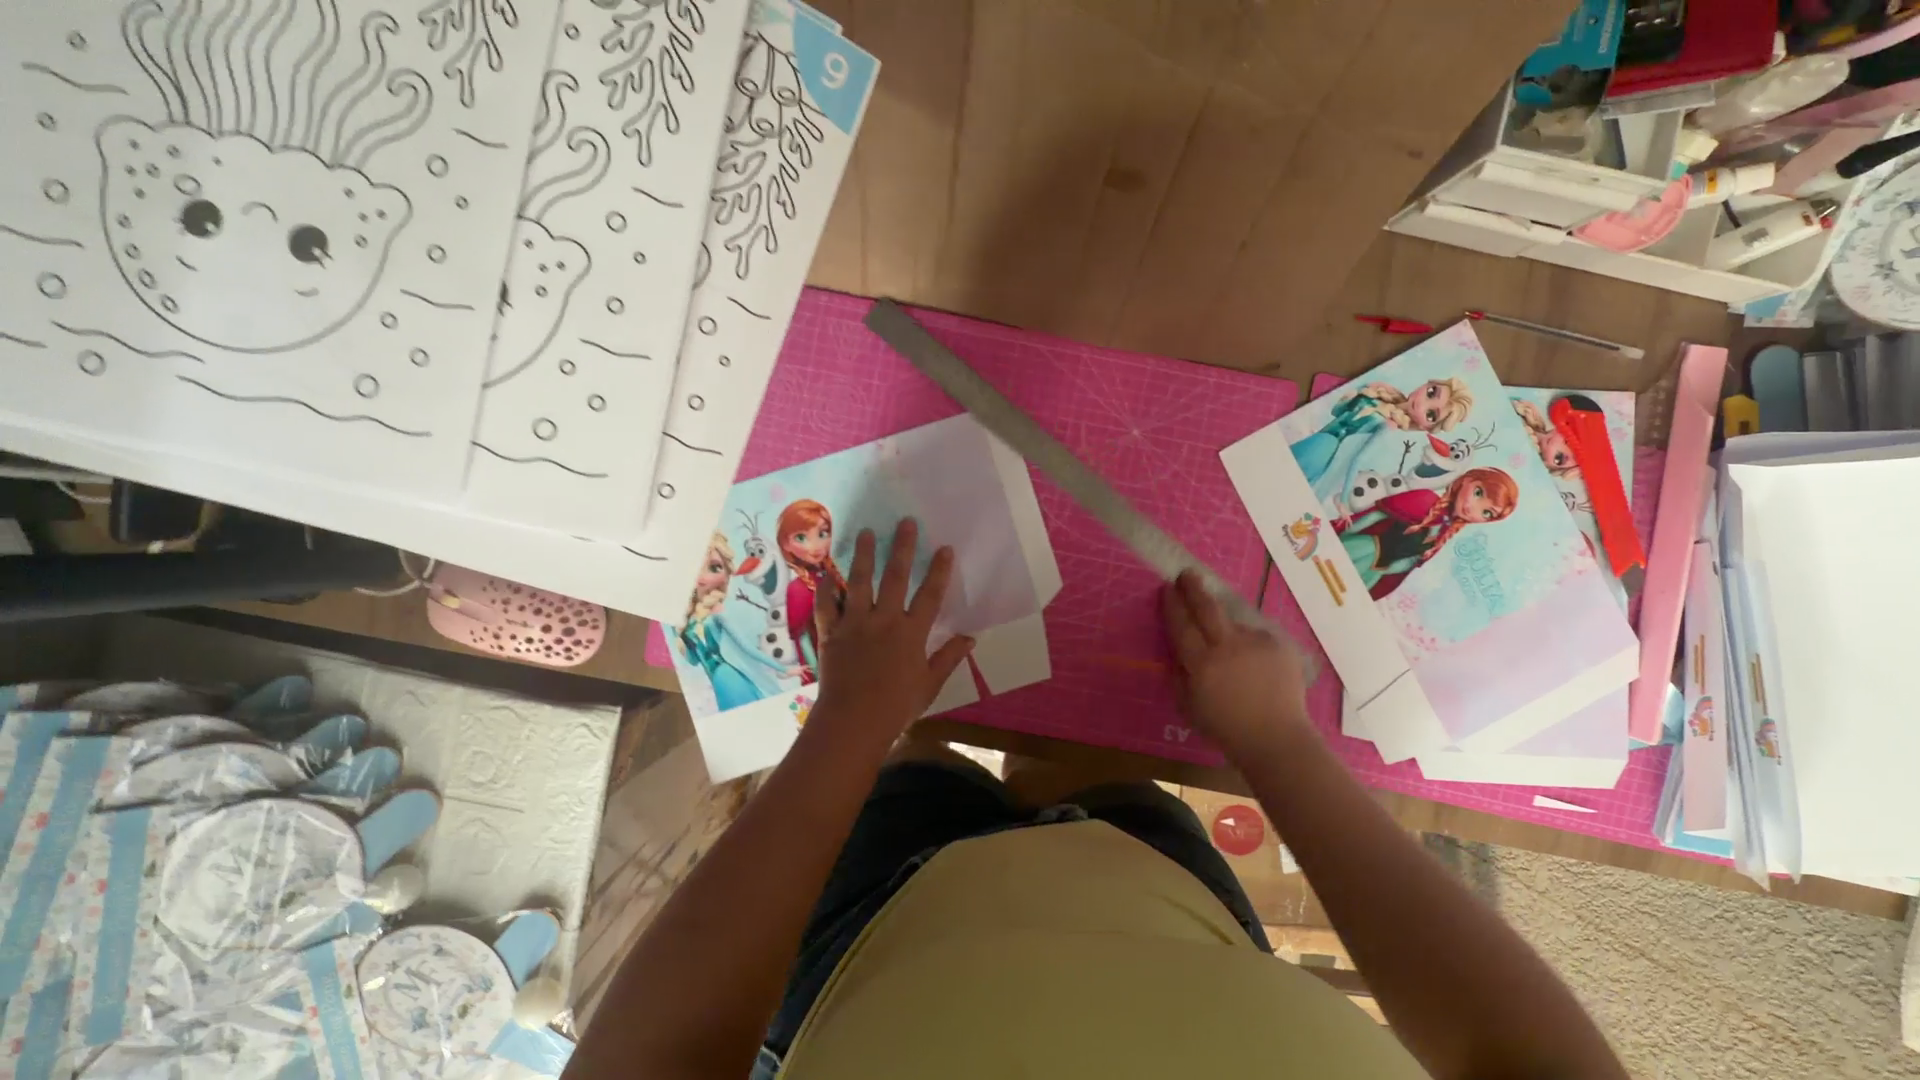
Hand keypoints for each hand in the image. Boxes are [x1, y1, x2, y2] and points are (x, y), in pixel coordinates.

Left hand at [812, 519, 973, 742]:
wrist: (853, 721)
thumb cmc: (896, 707)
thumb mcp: (929, 684)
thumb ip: (948, 658)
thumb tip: (970, 638)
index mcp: (911, 633)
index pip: (930, 594)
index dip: (939, 570)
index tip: (944, 547)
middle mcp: (884, 620)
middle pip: (895, 577)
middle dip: (902, 547)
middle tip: (905, 522)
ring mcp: (855, 624)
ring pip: (859, 582)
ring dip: (864, 555)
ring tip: (866, 532)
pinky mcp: (831, 633)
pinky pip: (826, 605)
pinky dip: (825, 589)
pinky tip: (824, 574)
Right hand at [1161, 571, 1309, 761]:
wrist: (1276, 738)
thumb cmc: (1226, 728)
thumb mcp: (1189, 706)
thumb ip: (1181, 675)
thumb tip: (1179, 654)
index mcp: (1202, 664)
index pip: (1182, 625)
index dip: (1173, 605)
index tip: (1168, 588)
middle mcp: (1228, 646)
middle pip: (1207, 608)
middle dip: (1194, 589)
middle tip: (1187, 574)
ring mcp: (1257, 643)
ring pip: (1235, 626)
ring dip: (1229, 632)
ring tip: (1234, 656)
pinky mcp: (1279, 646)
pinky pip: (1258, 639)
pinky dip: (1253, 648)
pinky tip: (1256, 668)